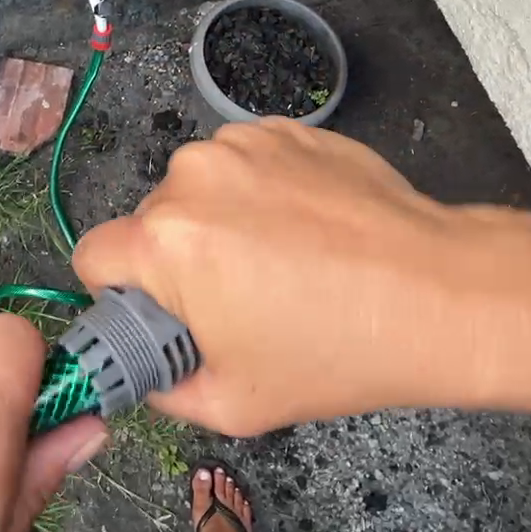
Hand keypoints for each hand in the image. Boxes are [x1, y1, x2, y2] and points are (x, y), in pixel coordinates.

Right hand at [74, 119, 499, 435]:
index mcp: (163, 242)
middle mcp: (187, 177)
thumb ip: (165, 388)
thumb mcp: (234, 403)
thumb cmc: (333, 351)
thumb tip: (149, 367)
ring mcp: (237, 143)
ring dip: (216, 218)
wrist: (438, 292)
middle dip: (175, 256)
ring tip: (278, 254)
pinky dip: (257, 189)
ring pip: (196, 188)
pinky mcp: (281, 128)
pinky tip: (304, 222)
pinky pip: (241, 162)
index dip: (114, 290)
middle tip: (235, 293)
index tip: (157, 310)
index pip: (92, 254)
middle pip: (149, 222)